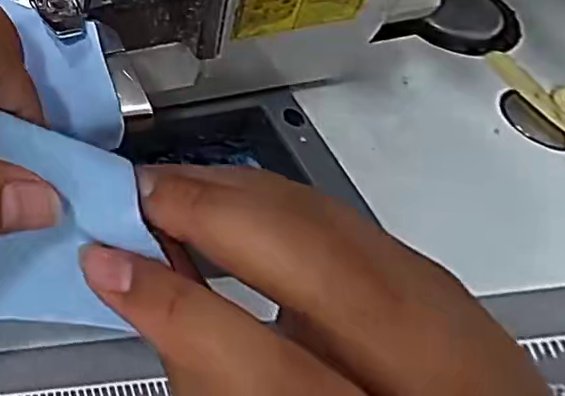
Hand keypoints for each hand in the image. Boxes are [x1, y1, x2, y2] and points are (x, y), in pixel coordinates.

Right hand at [79, 165, 544, 394]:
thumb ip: (195, 361)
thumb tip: (127, 270)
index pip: (285, 375)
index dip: (181, 309)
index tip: (104, 261)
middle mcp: (454, 379)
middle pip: (326, 264)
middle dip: (211, 212)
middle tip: (131, 193)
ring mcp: (460, 324)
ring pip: (331, 221)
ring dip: (229, 192)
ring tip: (162, 188)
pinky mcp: (434, 278)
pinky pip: (336, 214)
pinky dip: (263, 198)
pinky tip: (217, 197)